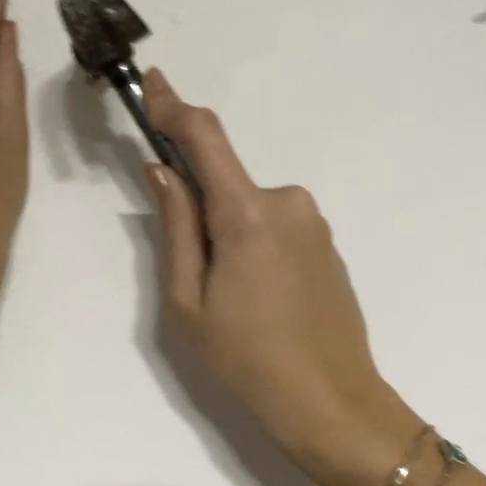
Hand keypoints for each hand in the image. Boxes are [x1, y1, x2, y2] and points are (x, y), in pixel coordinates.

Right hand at [141, 71, 420, 485]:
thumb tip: (162, 170)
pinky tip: (262, 302)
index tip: (153, 83)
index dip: (175, 107)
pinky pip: (276, 228)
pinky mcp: (328, 244)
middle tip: (195, 277)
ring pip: (251, 209)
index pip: (206, 137)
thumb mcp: (187, 302)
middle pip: (227, 183)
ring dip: (229, 234)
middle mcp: (288, 202)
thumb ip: (175, 227)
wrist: (332, 402)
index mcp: (249, 213)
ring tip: (234, 302)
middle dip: (201, 209)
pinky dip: (256, 246)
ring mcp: (314, 223)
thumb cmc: (247, 359)